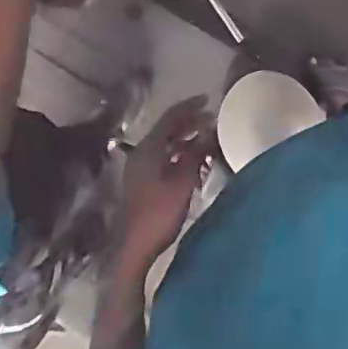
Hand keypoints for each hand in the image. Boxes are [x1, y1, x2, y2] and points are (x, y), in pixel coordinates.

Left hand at [114, 97, 216, 267]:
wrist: (135, 248)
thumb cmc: (159, 213)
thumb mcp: (182, 181)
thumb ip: (196, 153)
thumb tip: (209, 129)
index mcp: (148, 147)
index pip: (170, 117)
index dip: (190, 107)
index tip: (208, 100)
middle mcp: (142, 151)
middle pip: (167, 129)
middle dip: (190, 122)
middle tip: (212, 119)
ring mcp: (141, 166)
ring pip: (166, 143)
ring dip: (186, 138)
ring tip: (207, 137)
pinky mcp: (144, 180)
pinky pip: (164, 156)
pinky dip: (179, 153)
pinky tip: (194, 159)